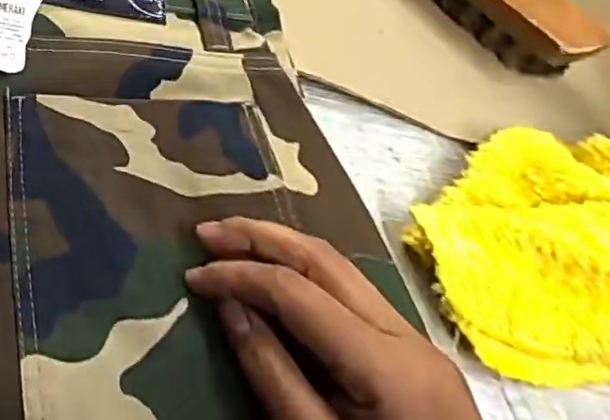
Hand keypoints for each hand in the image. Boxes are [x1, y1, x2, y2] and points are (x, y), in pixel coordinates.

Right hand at [184, 218, 479, 419]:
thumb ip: (273, 376)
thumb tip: (229, 305)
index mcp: (387, 369)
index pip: (298, 292)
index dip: (240, 275)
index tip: (194, 276)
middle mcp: (406, 336)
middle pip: (322, 259)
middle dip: (259, 237)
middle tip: (207, 232)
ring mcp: (415, 338)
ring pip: (339, 266)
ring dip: (281, 245)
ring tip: (232, 239)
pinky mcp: (413, 347)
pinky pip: (350, 291)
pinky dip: (305, 271)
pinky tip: (275, 269)